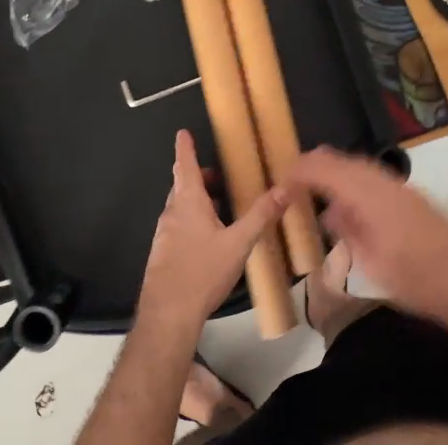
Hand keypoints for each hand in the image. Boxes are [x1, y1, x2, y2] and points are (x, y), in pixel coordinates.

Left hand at [136, 130, 288, 334]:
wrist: (168, 314)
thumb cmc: (202, 272)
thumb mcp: (239, 243)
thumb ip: (261, 215)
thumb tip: (285, 189)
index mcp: (188, 203)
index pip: (184, 165)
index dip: (184, 148)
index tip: (182, 133)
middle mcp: (172, 213)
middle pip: (182, 186)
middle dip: (197, 176)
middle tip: (215, 174)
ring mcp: (163, 235)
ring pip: (179, 208)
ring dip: (195, 200)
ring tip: (216, 205)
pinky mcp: (162, 255)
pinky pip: (176, 227)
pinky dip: (190, 221)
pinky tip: (206, 239)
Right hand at [285, 147, 447, 318]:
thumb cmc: (414, 281)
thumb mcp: (371, 263)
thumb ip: (349, 231)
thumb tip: (330, 213)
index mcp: (372, 199)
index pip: (330, 171)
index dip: (304, 170)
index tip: (285, 176)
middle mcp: (387, 185)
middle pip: (346, 162)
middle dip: (318, 164)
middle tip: (296, 174)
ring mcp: (403, 189)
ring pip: (363, 166)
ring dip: (338, 170)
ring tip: (318, 182)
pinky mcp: (414, 197)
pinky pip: (377, 177)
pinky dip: (357, 179)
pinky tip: (352, 199)